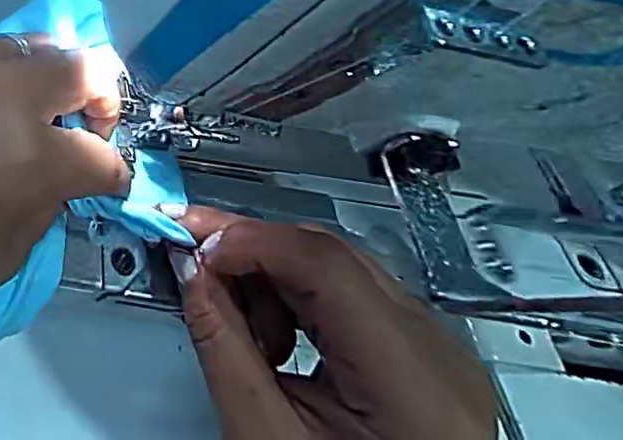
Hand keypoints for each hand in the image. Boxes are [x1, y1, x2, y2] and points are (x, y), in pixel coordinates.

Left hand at [0, 36, 131, 327]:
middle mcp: (6, 94)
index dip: (113, 172)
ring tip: (33, 112)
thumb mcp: (3, 257)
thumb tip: (66, 174)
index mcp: (28, 155)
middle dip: (101, 100)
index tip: (108, 180)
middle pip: (86, 68)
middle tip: (85, 129)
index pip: (101, 154)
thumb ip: (49, 205)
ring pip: (40, 45)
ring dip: (52, 79)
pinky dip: (9, 72)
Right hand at [173, 208, 497, 439]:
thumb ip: (224, 349)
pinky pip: (343, 287)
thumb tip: (190, 267)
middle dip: (249, 249)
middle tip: (191, 256)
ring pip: (329, 262)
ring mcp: (431, 341)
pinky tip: (272, 337)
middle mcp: (432, 345)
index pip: (323, 263)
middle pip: (324, 253)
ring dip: (267, 274)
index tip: (191, 245)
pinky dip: (293, 294)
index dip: (250, 242)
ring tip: (240, 327)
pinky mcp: (416, 345)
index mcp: (410, 379)